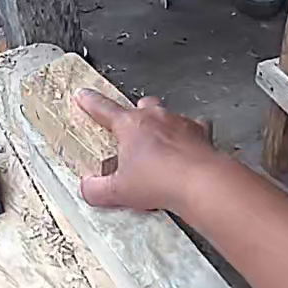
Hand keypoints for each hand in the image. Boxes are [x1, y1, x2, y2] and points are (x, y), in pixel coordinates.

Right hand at [74, 90, 227, 214]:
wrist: (201, 182)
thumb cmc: (161, 181)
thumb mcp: (119, 191)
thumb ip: (97, 190)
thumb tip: (88, 189)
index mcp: (130, 125)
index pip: (104, 109)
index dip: (91, 103)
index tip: (84, 96)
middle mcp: (156, 118)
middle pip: (141, 107)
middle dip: (135, 115)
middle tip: (131, 131)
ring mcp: (181, 123)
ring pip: (168, 115)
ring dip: (163, 125)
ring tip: (160, 144)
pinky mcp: (202, 134)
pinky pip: (195, 128)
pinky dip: (190, 136)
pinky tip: (188, 149)